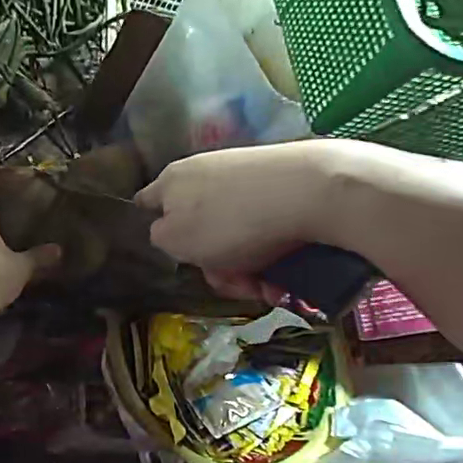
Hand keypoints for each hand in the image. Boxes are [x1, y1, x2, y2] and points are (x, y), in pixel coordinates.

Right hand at [134, 140, 363, 298]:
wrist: (314, 190)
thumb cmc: (231, 222)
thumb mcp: (175, 240)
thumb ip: (159, 238)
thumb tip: (168, 231)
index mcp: (172, 181)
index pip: (148, 202)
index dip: (157, 230)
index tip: (175, 254)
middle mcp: (204, 173)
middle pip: (198, 230)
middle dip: (216, 267)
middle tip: (236, 286)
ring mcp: (245, 176)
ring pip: (235, 234)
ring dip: (248, 269)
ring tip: (269, 289)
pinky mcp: (282, 182)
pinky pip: (266, 224)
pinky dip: (272, 252)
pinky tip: (286, 275)